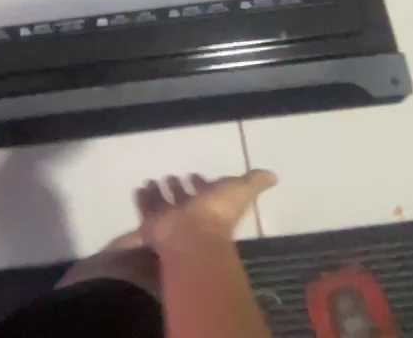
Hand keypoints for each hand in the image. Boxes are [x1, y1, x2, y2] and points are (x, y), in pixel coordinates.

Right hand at [128, 170, 277, 250]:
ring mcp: (171, 219)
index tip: (194, 174)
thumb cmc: (217, 213)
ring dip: (159, 192)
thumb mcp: (241, 191)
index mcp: (211, 204)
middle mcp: (191, 212)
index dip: (201, 183)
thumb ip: (254, 182)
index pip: (205, 191)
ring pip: (164, 203)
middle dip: (178, 187)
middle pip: (183, 197)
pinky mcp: (153, 224)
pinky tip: (139, 188)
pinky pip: (146, 208)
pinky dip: (143, 199)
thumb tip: (274, 175)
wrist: (193, 237)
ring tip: (151, 181)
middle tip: (171, 176)